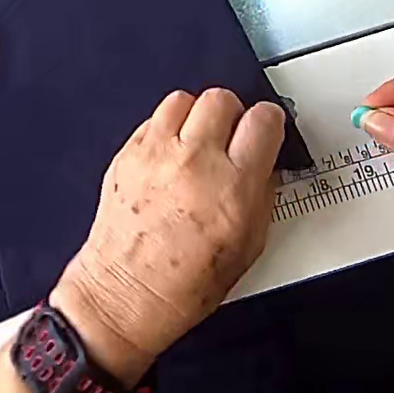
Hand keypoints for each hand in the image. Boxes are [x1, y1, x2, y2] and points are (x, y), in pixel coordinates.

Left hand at [49, 88, 286, 383]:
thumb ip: (261, 194)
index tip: (263, 130)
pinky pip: (152, 120)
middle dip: (231, 114)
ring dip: (194, 116)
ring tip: (195, 141)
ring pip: (183, 99)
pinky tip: (168, 154)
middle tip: (228, 135)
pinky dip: (164, 130)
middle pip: (221, 99)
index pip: (263, 119)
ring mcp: (155, 155)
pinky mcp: (126, 155)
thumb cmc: (183, 284)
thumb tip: (263, 163)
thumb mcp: (249, 245)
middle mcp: (193, 162)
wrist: (126, 293)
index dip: (267, 122)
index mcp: (233, 186)